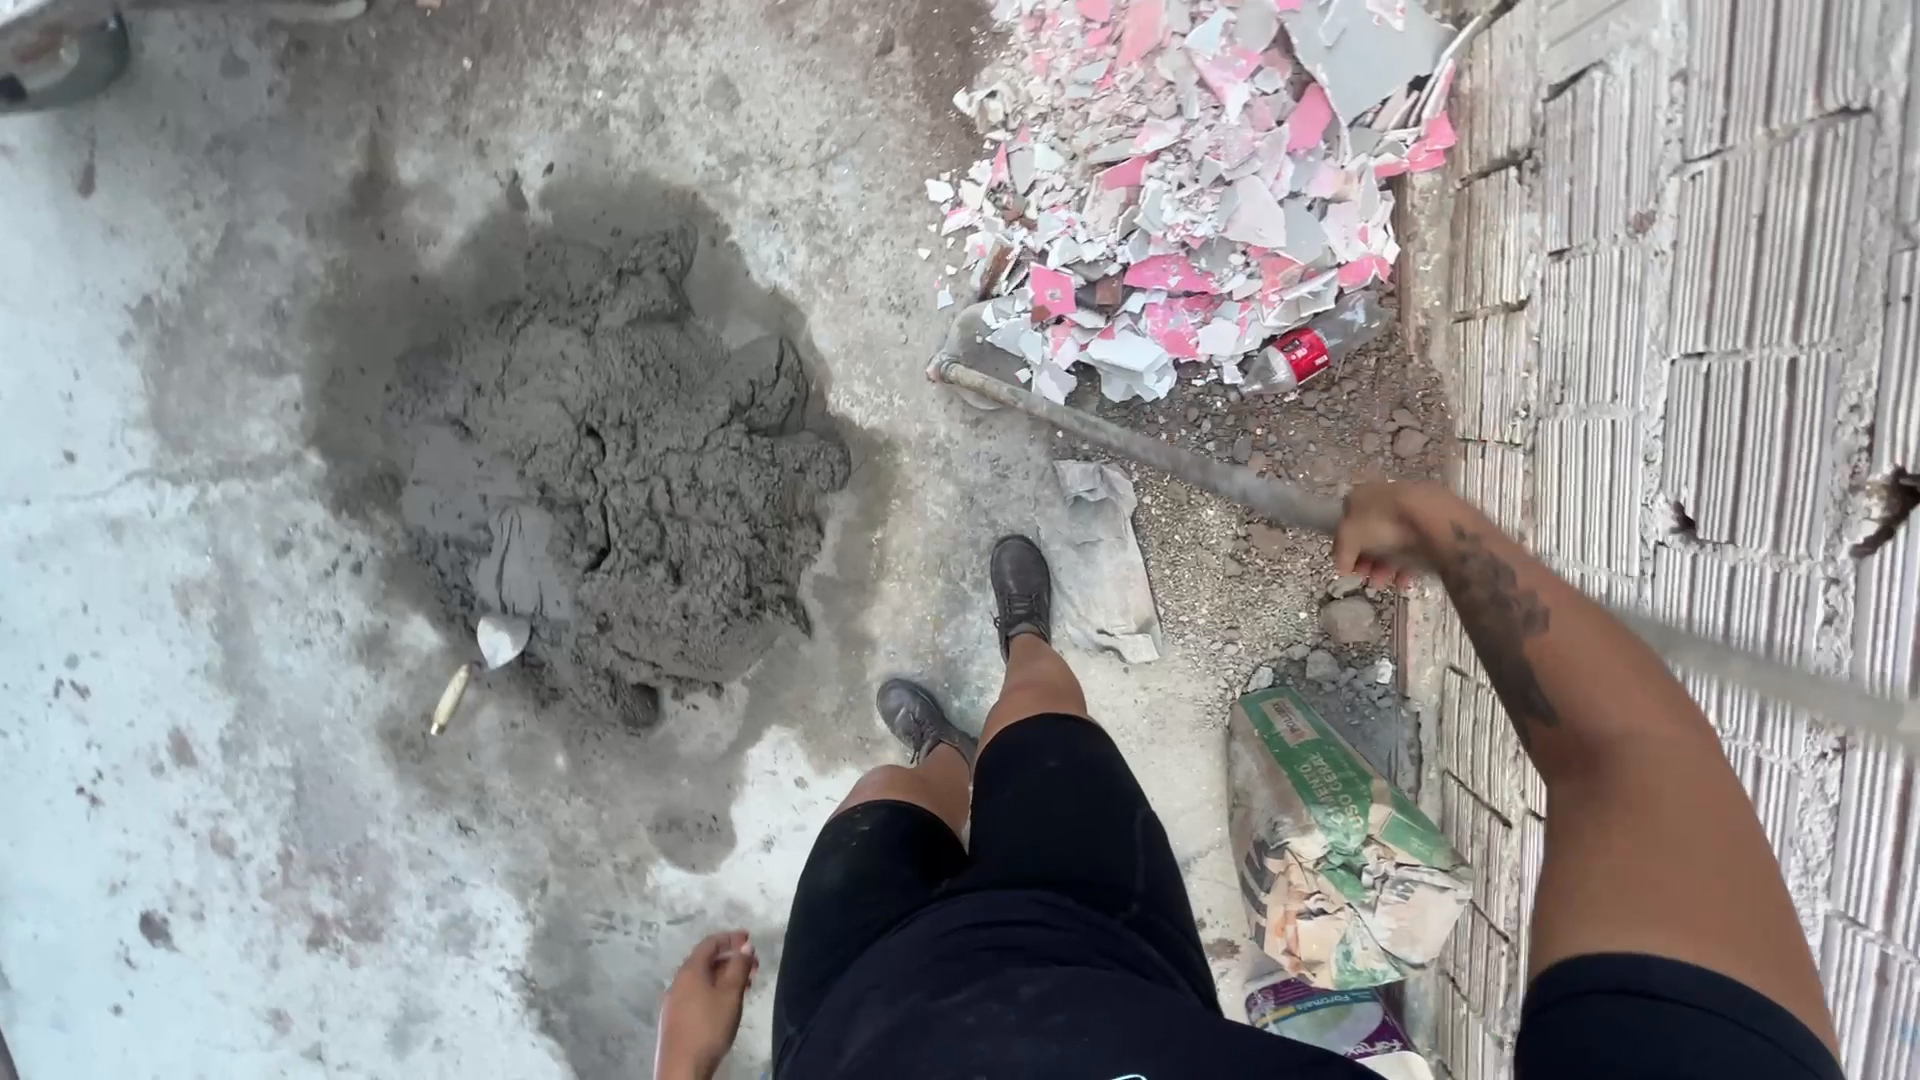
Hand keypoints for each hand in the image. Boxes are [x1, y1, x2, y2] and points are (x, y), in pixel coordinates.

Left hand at [655, 931, 758, 1079]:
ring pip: (703, 979)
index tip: (750, 940)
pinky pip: (697, 994)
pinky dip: (714, 991)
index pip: (711, 942)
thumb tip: (745, 946)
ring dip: (725, 977)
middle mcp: (678, 982)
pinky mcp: (674, 1020)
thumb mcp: (731, 993)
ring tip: (745, 988)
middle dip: (732, 960)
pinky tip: (726, 1007)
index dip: (732, 937)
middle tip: (754, 968)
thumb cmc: (709, 1027)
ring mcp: (673, 1002)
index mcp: (690, 970)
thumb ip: (739, 966)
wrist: (681, 1072)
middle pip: (706, 960)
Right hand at [1332, 483, 1448, 589]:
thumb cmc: (1381, 522)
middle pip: (1370, 535)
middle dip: (1366, 560)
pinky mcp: (1432, 526)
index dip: (1345, 546)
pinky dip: (1407, 566)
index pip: (1346, 522)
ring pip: (1392, 543)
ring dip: (1384, 567)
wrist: (1433, 517)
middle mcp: (1384, 500)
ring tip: (1384, 583)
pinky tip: (1403, 582)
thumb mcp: (1348, 537)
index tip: (1349, 565)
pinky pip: (1414, 548)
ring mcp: (1410, 511)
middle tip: (1366, 576)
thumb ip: (1341, 554)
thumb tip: (1341, 568)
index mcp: (1361, 496)